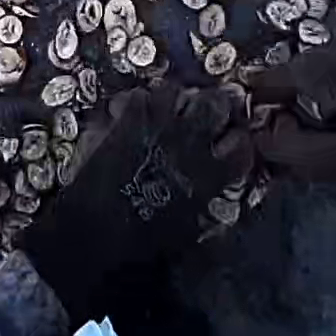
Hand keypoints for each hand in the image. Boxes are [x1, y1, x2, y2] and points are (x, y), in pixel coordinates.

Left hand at [22, 82, 251, 321]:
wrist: (94, 235)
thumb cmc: (143, 245)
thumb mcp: (187, 231)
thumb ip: (205, 205)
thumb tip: (216, 193)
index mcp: (209, 176)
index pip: (241, 144)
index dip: (238, 139)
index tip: (231, 138)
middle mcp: (188, 144)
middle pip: (214, 104)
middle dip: (214, 103)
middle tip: (206, 109)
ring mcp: (155, 127)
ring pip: (175, 90)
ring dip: (174, 97)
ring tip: (169, 107)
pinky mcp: (124, 121)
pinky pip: (138, 96)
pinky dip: (138, 101)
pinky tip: (134, 113)